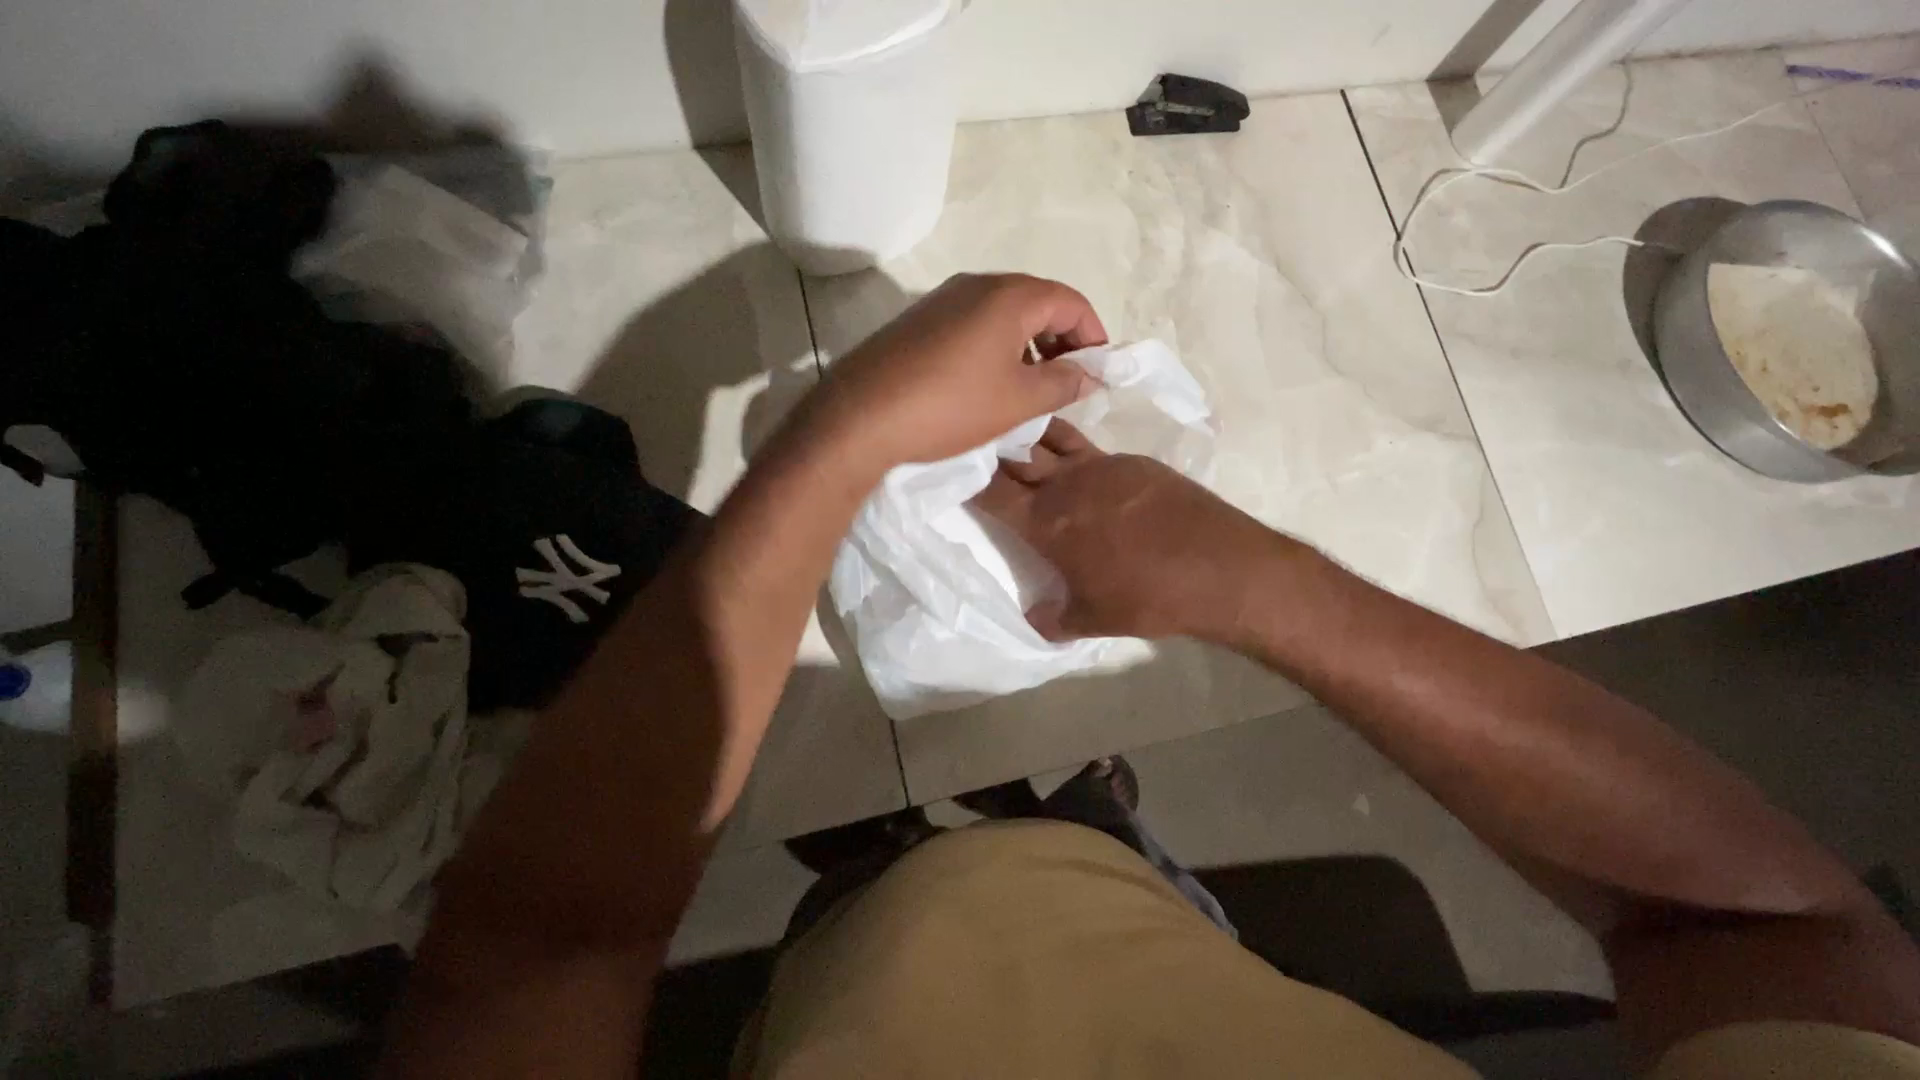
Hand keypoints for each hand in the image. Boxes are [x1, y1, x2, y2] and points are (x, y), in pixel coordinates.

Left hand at [804, 274, 1106, 466]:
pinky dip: (994, 348)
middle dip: (1061, 340)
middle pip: (1036, 303)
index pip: (1070, 302)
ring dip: (1027, 346)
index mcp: (1009, 296)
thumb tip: (1090, 374)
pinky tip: (988, 385)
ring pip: (1001, 315)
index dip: (1093, 335)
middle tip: (1068, 382)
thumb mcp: (1018, 401)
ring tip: (1031, 389)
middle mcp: (975, 285)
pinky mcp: (916, 322)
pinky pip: (971, 325)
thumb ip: (1063, 383)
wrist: (860, 418)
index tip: (1099, 372)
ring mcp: (941, 300)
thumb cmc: (951, 406)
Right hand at [972, 418, 1294, 642]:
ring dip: (1030, 438)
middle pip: (1015, 454)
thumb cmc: (1148, 598)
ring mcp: (1103, 466)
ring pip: (1052, 438)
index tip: (950, 473)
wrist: (1221, 568)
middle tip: (974, 446)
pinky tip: (1080, 467)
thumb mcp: (1092, 619)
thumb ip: (1054, 617)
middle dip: (991, 450)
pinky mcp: (1135, 461)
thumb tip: (1035, 615)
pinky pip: (1091, 449)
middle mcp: (1066, 484)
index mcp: (1045, 522)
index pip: (990, 492)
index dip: (965, 480)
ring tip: (1016, 436)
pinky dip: (1073, 452)